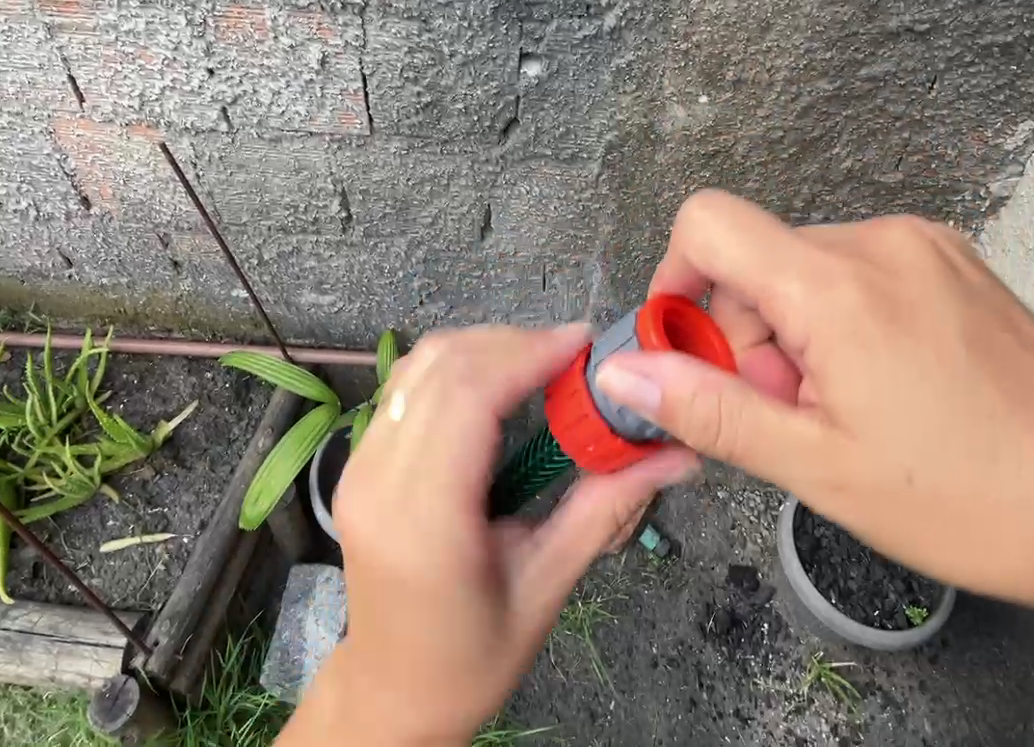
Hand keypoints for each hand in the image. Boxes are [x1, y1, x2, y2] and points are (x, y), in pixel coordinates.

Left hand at [281, 325, 697, 745]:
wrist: (389, 692)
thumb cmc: (471, 658)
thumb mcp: (546, 588)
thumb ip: (605, 509)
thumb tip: (677, 455)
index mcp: (424, 521)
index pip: (469, 399)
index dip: (526, 353)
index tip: (583, 341)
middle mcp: (377, 480)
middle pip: (442, 368)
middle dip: (513, 342)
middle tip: (573, 351)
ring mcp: (356, 466)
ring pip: (419, 366)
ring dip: (484, 346)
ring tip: (543, 359)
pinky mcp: (357, 461)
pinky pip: (407, 386)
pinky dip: (457, 366)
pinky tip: (499, 380)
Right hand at [591, 190, 1033, 610]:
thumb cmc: (969, 498)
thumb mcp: (814, 465)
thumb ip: (705, 407)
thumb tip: (622, 373)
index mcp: (836, 283)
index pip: (708, 221)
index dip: (675, 278)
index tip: (690, 348)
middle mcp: (879, 240)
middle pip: (756, 259)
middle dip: (746, 334)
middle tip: (788, 412)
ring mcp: (923, 244)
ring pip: (803, 269)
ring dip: (794, 333)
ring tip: (843, 408)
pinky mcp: (951, 260)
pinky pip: (856, 271)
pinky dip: (839, 321)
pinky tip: (882, 385)